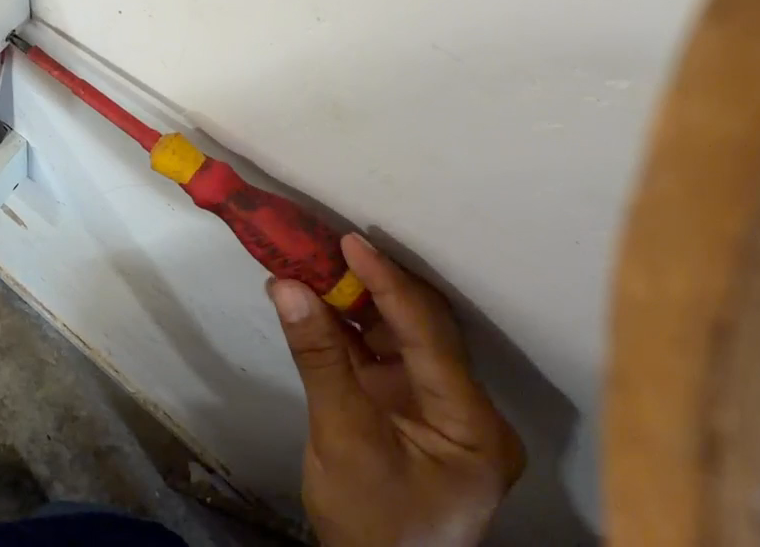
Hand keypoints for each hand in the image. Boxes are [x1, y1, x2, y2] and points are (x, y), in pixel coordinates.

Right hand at [269, 233, 524, 546]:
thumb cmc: (372, 521)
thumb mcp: (342, 441)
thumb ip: (318, 360)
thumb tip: (285, 286)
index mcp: (474, 424)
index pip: (430, 337)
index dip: (388, 285)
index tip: (349, 242)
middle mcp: (465, 407)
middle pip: (419, 329)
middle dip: (370, 285)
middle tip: (322, 244)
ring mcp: (434, 405)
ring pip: (396, 334)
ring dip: (353, 300)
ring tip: (310, 262)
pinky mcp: (403, 404)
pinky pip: (375, 352)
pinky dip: (342, 326)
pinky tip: (310, 301)